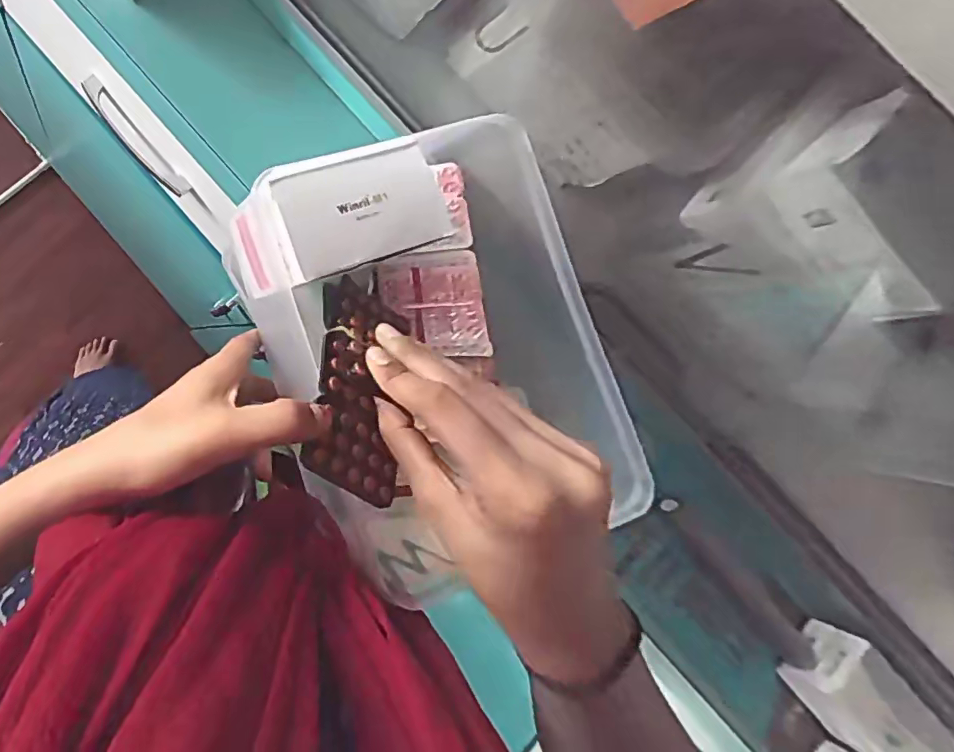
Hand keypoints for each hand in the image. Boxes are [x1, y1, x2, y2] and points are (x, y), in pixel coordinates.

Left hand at [62, 331, 327, 505]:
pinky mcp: (186, 440)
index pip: (254, 342)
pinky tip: (256, 480)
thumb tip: (328, 415)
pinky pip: (228, 439)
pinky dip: (247, 453)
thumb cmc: (167, 443)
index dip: (282, 341)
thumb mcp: (230, 431)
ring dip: (267, 435)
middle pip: (256, 384)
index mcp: (221, 371)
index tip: (315, 354)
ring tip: (290, 467)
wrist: (103, 476)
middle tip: (319, 429)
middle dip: (286, 403)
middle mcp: (210, 386)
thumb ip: (281, 421)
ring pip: (244, 415)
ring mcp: (197, 413)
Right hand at [367, 325, 633, 684]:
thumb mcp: (444, 522)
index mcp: (515, 489)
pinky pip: (516, 411)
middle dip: (424, 361)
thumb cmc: (499, 582)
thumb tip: (384, 403)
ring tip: (408, 349)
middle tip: (385, 335)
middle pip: (475, 393)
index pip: (450, 412)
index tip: (372, 355)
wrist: (576, 619)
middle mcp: (553, 460)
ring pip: (496, 396)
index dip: (406, 380)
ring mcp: (575, 451)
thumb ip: (412, 455)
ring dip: (448, 371)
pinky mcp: (582, 449)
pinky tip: (447, 379)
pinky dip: (477, 394)